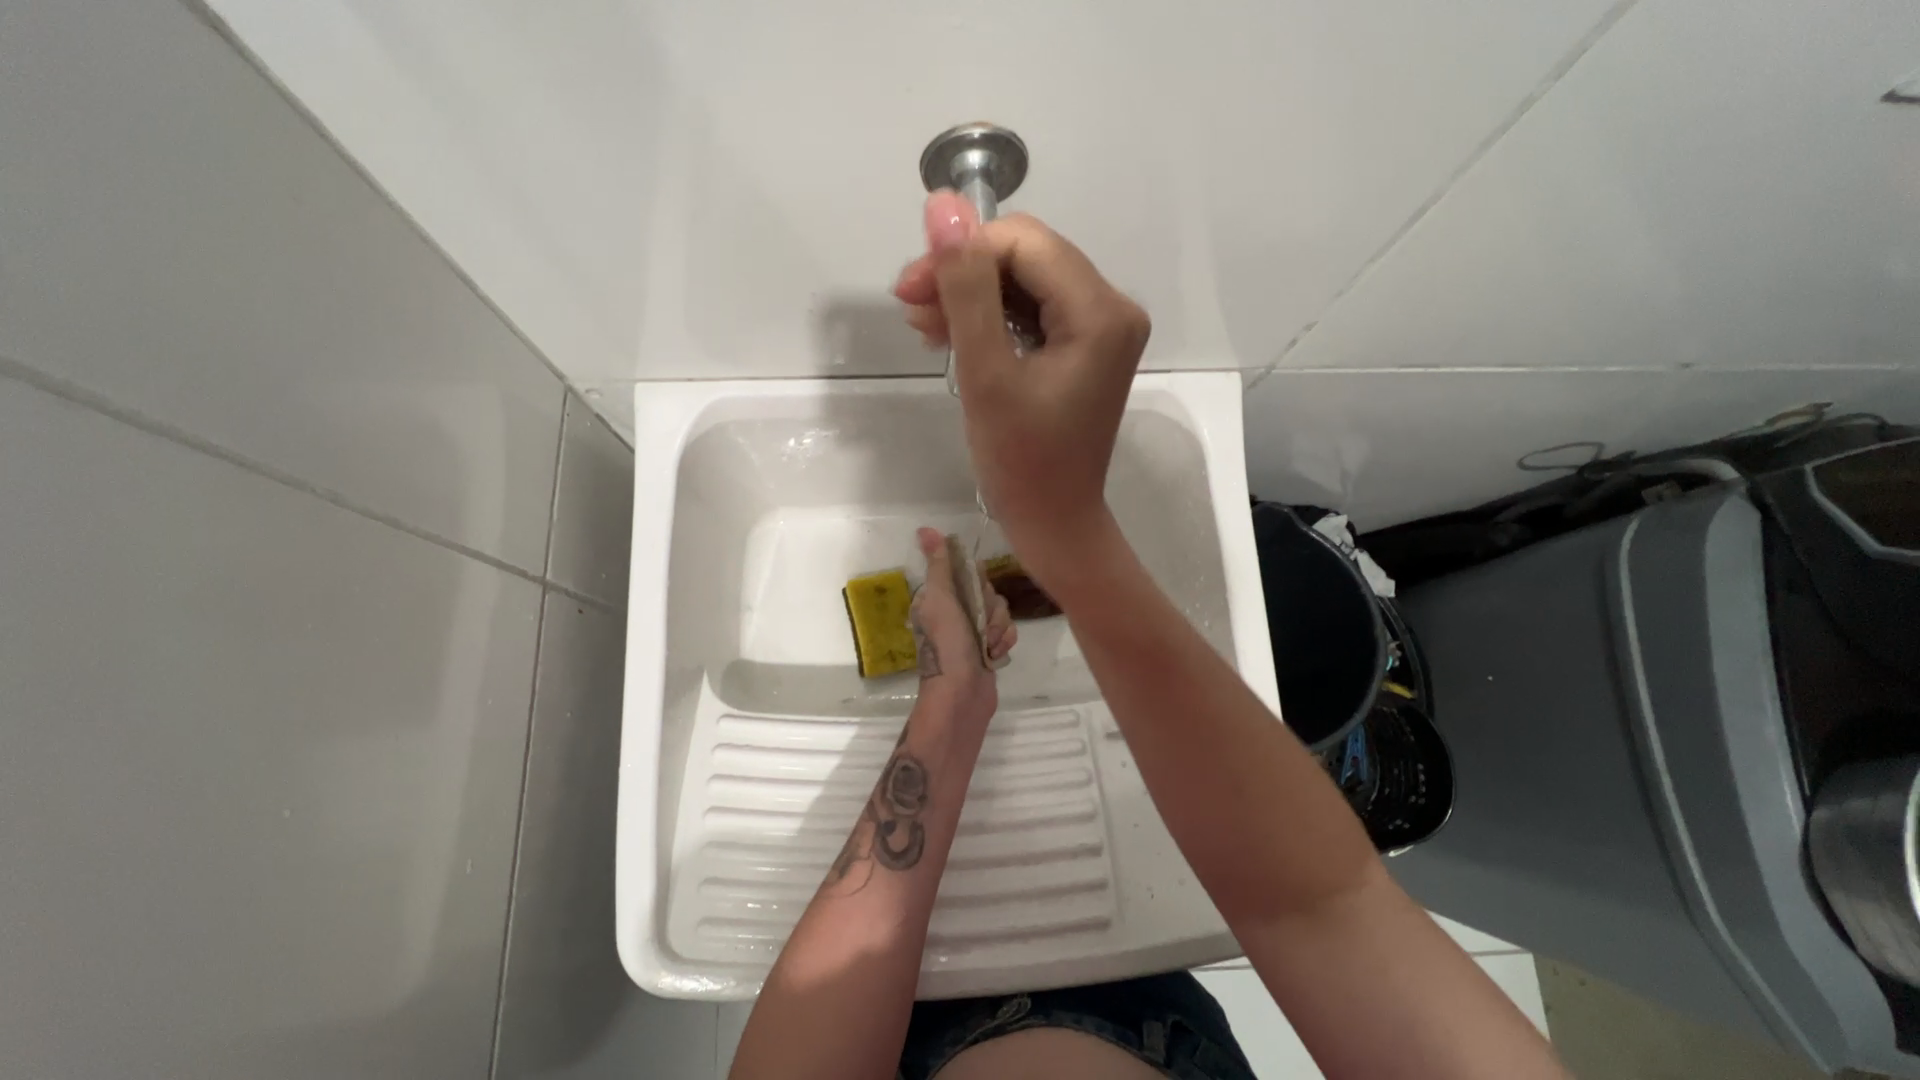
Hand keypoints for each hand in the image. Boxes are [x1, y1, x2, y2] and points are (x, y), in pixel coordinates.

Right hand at [894, 193, 1149, 582]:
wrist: (1054, 522)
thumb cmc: (1021, 462)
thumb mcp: (986, 372)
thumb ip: (964, 288)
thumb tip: (943, 205)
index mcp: (1101, 312)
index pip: (1024, 242)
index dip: (962, 252)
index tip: (908, 288)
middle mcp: (1112, 308)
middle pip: (1026, 257)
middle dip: (963, 275)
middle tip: (910, 307)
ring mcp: (1101, 328)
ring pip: (1024, 282)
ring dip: (970, 296)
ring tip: (923, 326)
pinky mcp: (1085, 347)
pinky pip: (1033, 311)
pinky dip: (990, 319)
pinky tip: (949, 335)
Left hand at [910, 527, 1014, 718]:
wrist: (961, 694)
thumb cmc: (948, 644)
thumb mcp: (940, 598)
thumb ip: (939, 564)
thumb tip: (925, 530)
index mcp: (938, 598)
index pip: (969, 573)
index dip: (979, 582)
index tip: (976, 595)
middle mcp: (954, 613)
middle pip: (988, 591)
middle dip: (991, 608)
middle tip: (980, 626)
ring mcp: (972, 632)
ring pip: (1000, 612)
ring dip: (998, 628)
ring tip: (987, 646)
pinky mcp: (988, 649)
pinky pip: (1006, 633)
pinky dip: (1003, 643)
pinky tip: (994, 656)